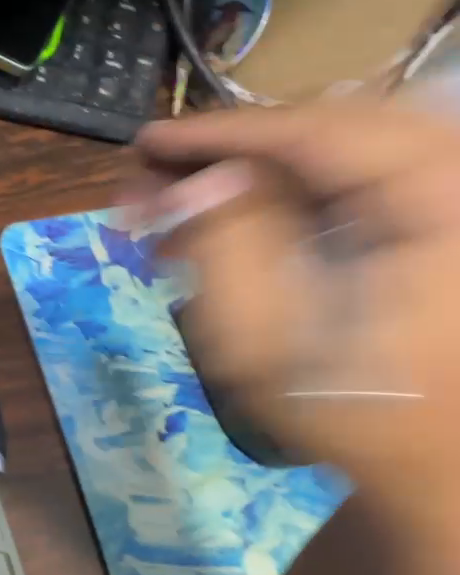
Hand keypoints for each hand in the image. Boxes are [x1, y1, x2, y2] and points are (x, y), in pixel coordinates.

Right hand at [133, 100, 459, 520]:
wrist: (425, 451)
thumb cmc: (338, 406)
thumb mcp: (262, 338)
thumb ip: (228, 250)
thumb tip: (196, 182)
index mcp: (437, 206)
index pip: (324, 132)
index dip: (227, 132)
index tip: (145, 142)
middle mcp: (455, 186)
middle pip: (341, 123)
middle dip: (235, 145)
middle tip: (150, 175)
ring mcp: (448, 202)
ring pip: (348, 144)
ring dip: (252, 167)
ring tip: (172, 204)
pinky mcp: (433, 221)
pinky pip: (357, 177)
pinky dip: (282, 189)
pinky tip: (219, 220)